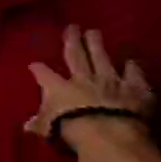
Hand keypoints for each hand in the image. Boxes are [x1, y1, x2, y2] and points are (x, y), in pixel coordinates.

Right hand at [25, 25, 152, 142]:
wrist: (107, 134)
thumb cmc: (70, 132)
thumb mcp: (48, 129)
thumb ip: (40, 124)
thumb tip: (26, 126)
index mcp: (59, 88)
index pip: (44, 74)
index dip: (38, 69)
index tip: (34, 64)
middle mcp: (84, 79)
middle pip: (76, 56)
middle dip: (72, 41)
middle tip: (73, 27)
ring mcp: (110, 81)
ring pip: (102, 58)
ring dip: (98, 45)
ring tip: (94, 32)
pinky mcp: (134, 89)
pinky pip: (134, 76)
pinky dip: (133, 69)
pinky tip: (131, 62)